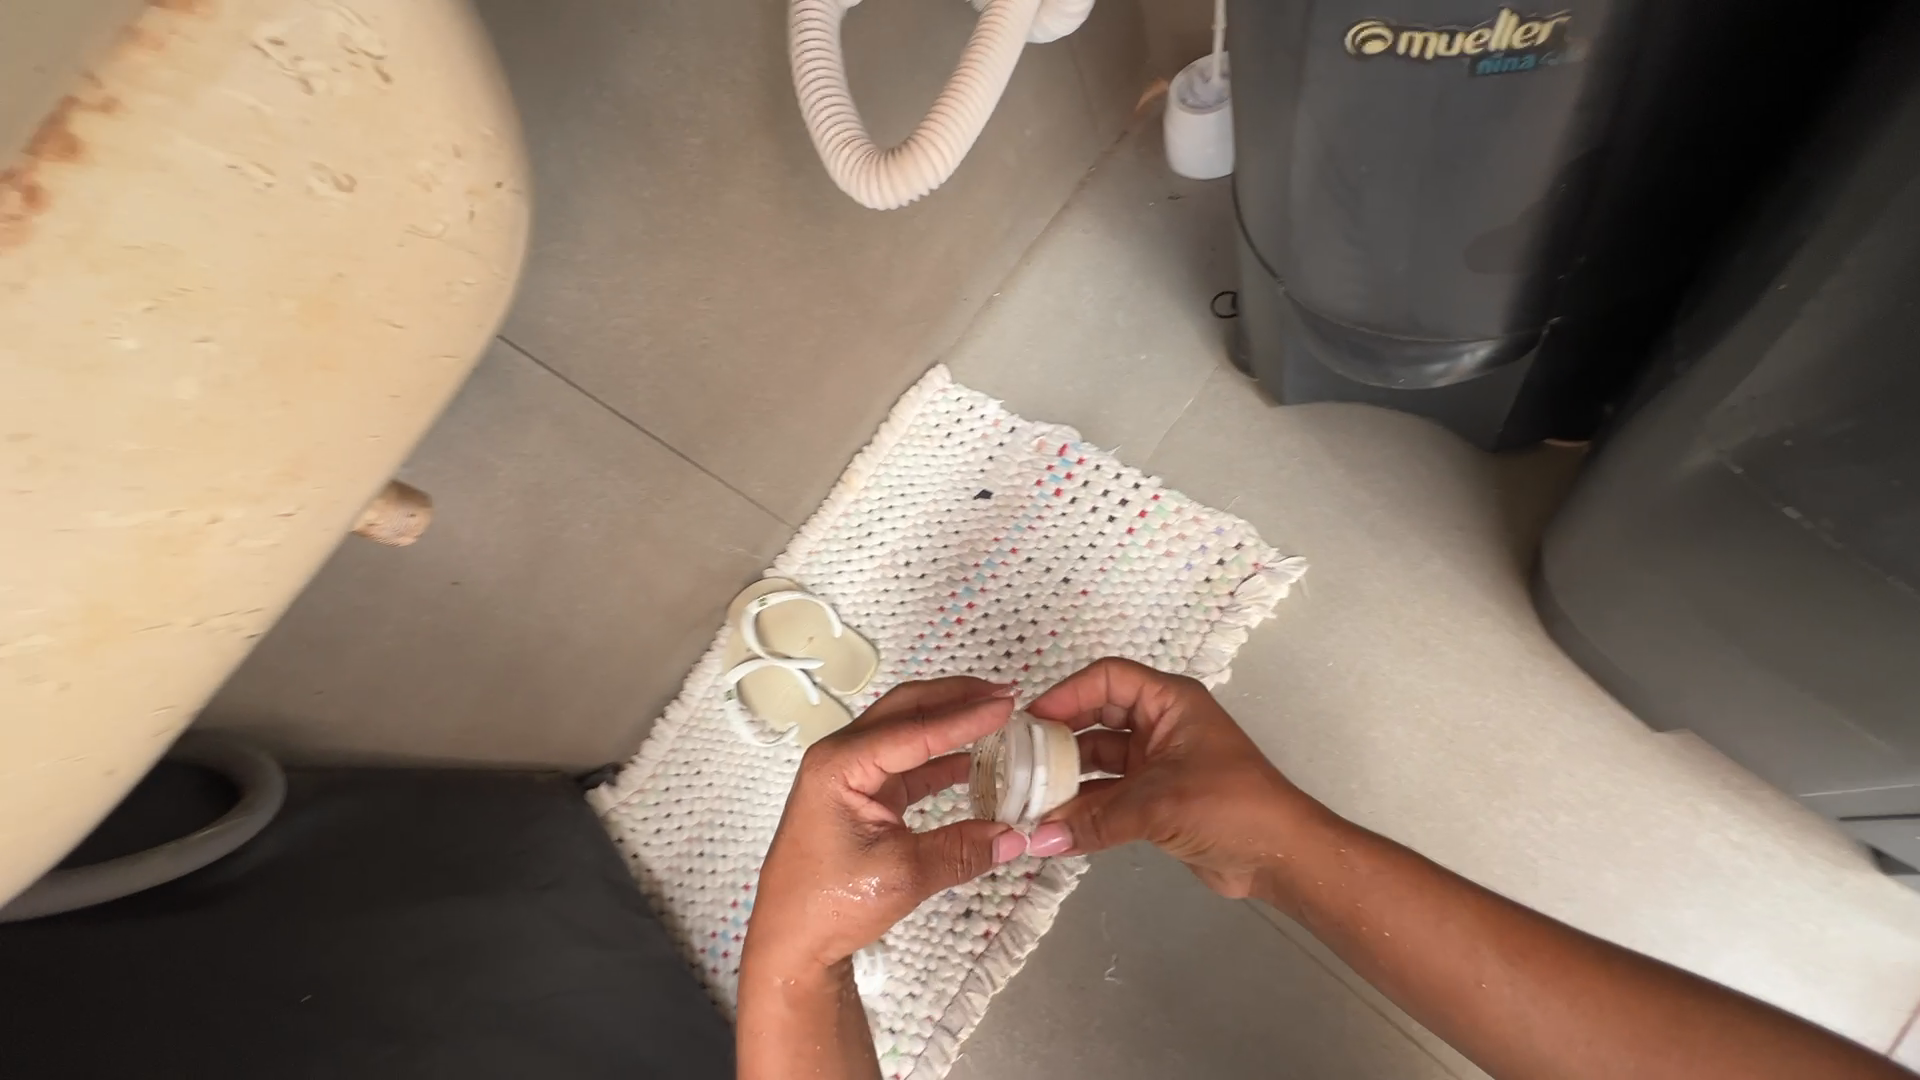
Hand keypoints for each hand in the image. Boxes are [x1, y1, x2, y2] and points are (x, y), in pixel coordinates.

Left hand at [743, 677, 1030, 976]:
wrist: (790, 944)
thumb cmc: (831, 905)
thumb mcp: (902, 876)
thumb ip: (961, 849)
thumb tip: (1015, 835)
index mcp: (841, 764)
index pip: (915, 729)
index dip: (964, 718)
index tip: (1006, 705)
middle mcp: (843, 756)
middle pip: (906, 709)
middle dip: (956, 697)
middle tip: (1004, 692)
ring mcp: (851, 772)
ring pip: (907, 728)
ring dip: (950, 720)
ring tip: (994, 714)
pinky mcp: (863, 792)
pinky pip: (908, 760)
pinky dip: (941, 755)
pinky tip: (974, 759)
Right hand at [1025, 657, 1328, 900]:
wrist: (1282, 860)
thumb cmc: (1230, 807)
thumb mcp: (1159, 805)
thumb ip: (1095, 820)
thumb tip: (1037, 840)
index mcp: (1168, 702)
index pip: (1108, 678)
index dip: (1067, 693)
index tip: (1032, 720)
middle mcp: (1158, 724)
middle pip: (1096, 716)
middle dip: (1060, 736)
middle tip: (1021, 757)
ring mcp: (1155, 761)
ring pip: (1099, 758)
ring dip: (1069, 777)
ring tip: (1029, 795)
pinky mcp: (1153, 797)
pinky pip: (1108, 792)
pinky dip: (1083, 807)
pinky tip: (1054, 824)